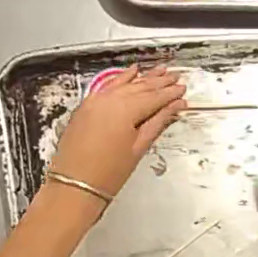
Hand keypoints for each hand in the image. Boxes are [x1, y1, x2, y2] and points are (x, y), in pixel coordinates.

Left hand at [49, 68, 186, 200]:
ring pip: (125, 83)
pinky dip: (121, 79)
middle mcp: (109, 99)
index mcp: (125, 109)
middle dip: (160, 82)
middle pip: (141, 86)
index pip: (154, 96)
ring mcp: (95, 101)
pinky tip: (130, 74)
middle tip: (175, 77)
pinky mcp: (86, 107)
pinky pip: (108, 86)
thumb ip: (157, 123)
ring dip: (143, 77)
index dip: (170, 93)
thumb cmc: (106, 174)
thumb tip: (173, 108)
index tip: (182, 89)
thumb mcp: (138, 148)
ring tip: (159, 72)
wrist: (75, 185)